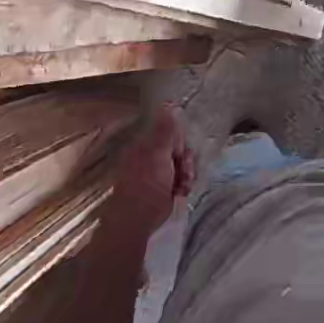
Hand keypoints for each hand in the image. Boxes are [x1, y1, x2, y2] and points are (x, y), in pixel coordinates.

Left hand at [99, 104, 194, 241]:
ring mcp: (156, 173)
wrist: (137, 219)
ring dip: (186, 175)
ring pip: (181, 165)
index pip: (170, 133)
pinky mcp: (162, 188)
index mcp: (145, 144)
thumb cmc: (147, 184)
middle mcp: (149, 155)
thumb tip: (168, 103)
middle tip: (183, 172)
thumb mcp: (158, 153)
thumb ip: (165, 130)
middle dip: (185, 161)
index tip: (180, 153)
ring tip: (181, 187)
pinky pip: (179, 179)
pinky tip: (179, 193)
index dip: (179, 143)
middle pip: (178, 149)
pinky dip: (182, 186)